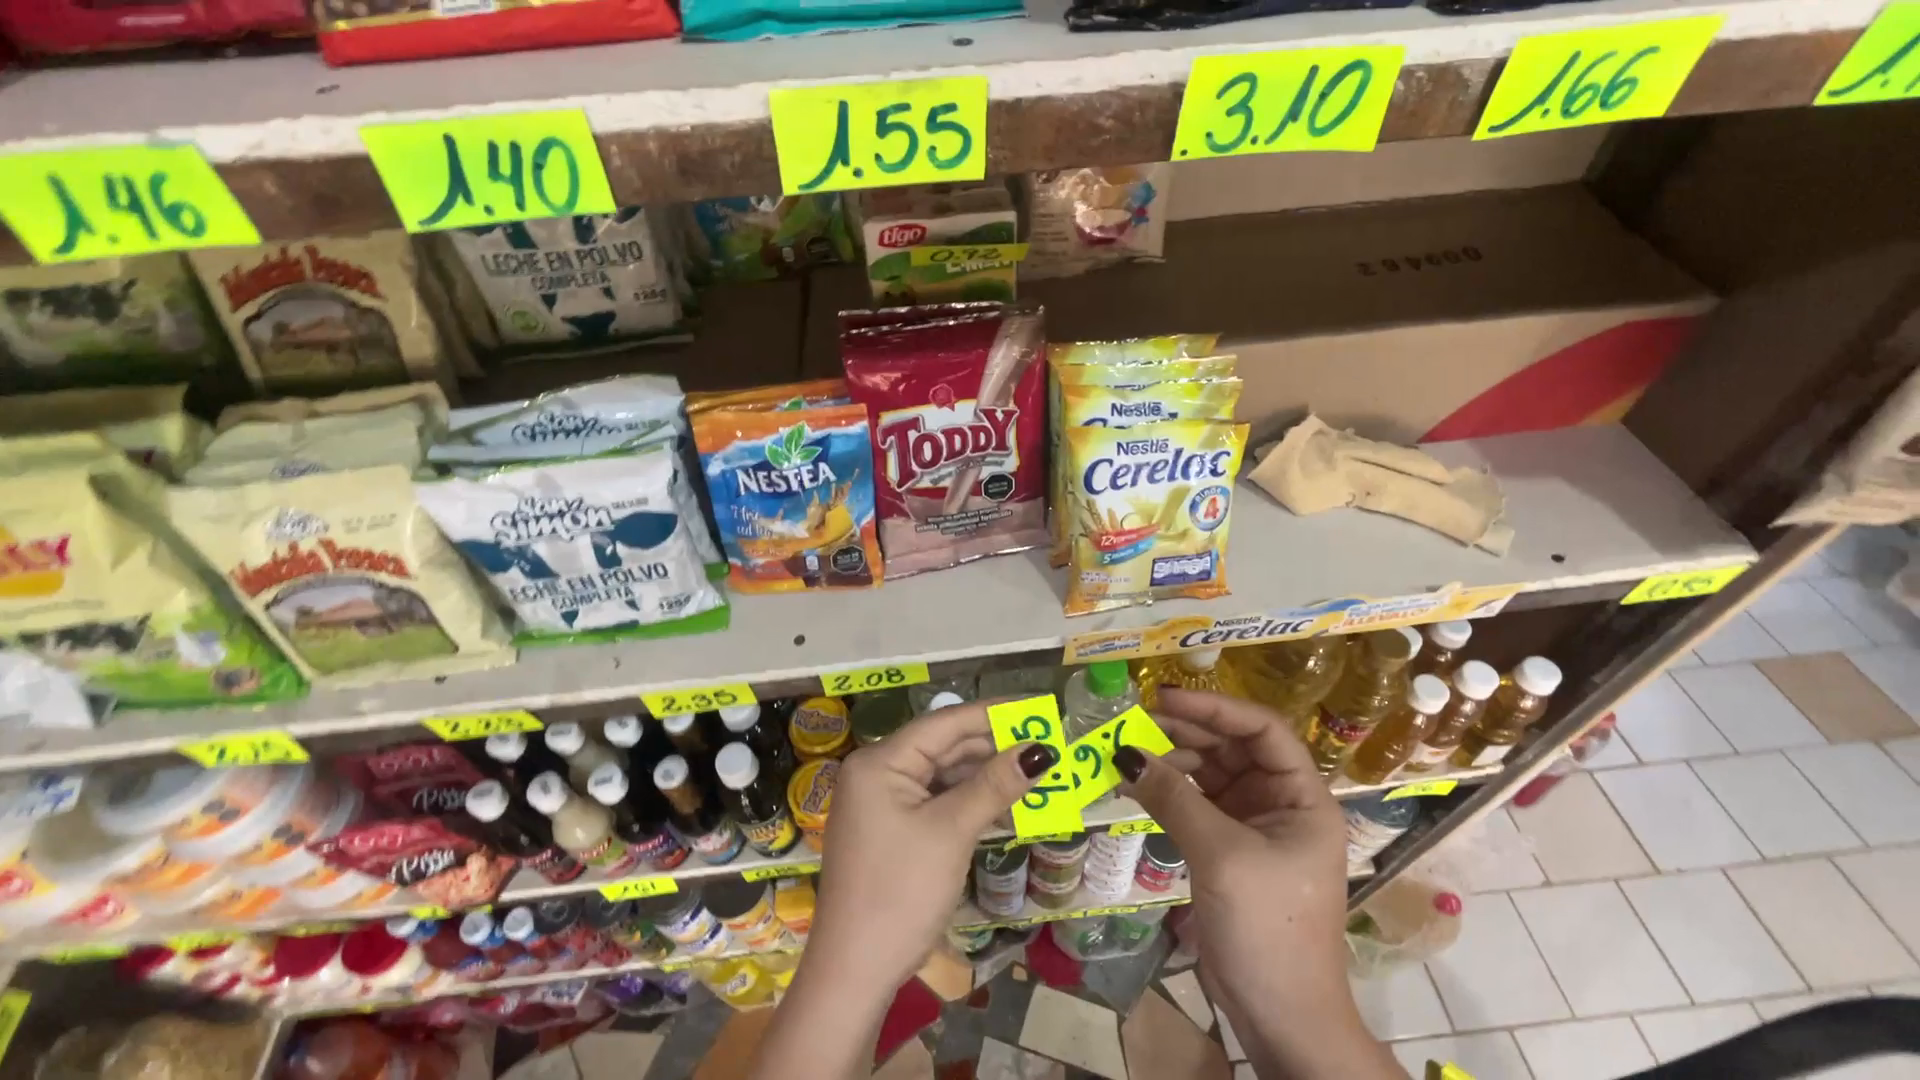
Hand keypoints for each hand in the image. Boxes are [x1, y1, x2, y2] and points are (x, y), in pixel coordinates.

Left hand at [809, 701, 1056, 992]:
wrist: (855, 970)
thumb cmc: (901, 891)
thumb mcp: (951, 832)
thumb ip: (994, 785)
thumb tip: (1041, 750)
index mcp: (880, 761)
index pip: (945, 723)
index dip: (995, 713)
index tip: (1040, 708)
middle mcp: (877, 773)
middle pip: (945, 747)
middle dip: (996, 746)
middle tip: (1049, 743)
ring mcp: (884, 804)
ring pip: (944, 775)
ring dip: (988, 776)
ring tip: (1038, 772)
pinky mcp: (893, 831)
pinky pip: (938, 802)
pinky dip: (971, 802)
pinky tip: (1010, 805)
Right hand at [1117, 687, 1398, 1078]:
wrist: (1280, 1015)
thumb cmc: (1267, 927)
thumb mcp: (1220, 855)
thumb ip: (1173, 798)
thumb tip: (1123, 753)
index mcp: (1302, 797)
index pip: (1262, 730)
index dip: (1214, 708)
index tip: (1163, 698)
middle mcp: (1281, 804)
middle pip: (1233, 748)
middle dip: (1186, 733)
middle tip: (1133, 724)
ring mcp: (1254, 828)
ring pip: (1210, 775)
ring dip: (1172, 762)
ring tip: (1127, 753)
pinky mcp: (1228, 851)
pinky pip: (1196, 806)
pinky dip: (1168, 793)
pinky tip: (1136, 786)